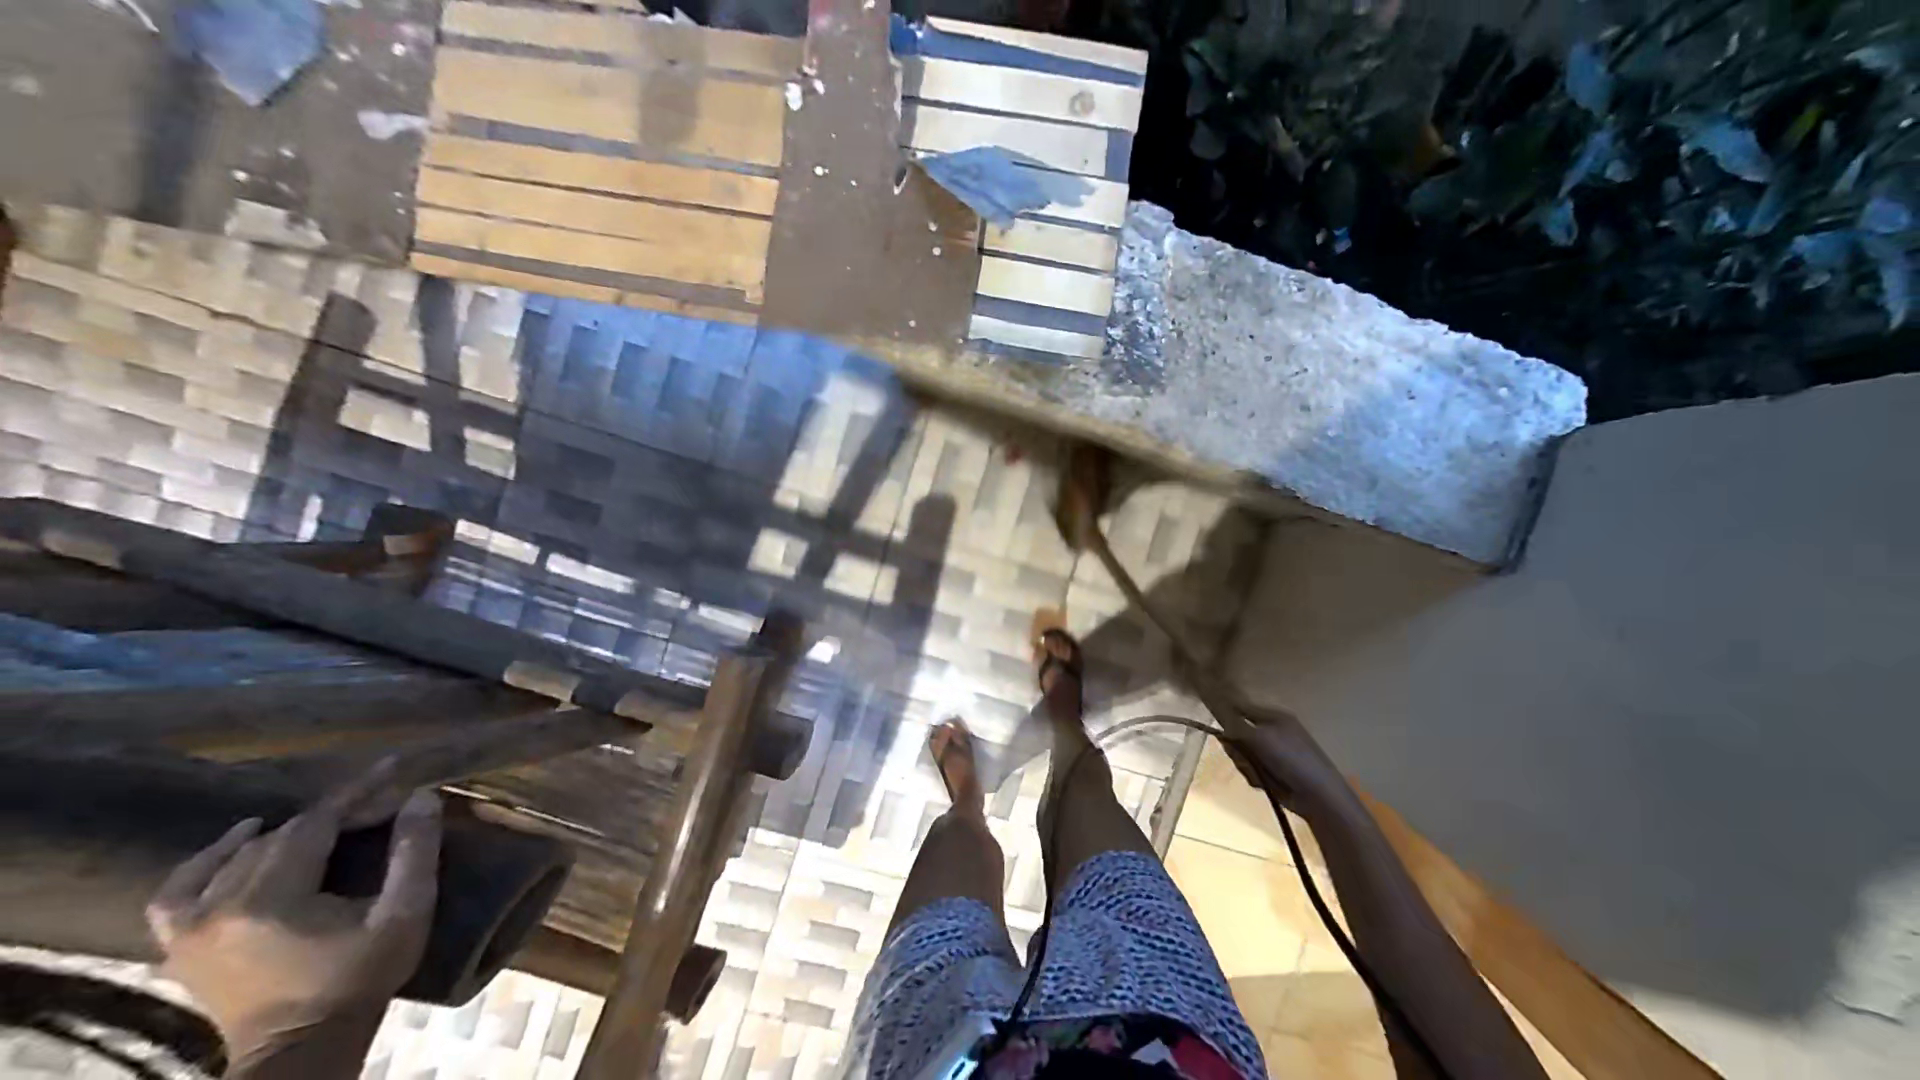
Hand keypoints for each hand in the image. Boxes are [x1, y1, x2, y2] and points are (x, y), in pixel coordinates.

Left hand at [146, 764, 442, 1063]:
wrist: (300, 1050)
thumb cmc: (359, 978)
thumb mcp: (405, 912)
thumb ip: (414, 851)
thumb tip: (420, 796)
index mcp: (270, 899)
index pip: (315, 823)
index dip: (356, 794)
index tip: (392, 769)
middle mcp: (217, 907)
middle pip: (281, 836)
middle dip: (333, 814)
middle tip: (377, 805)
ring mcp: (187, 929)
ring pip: (239, 855)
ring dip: (288, 832)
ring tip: (327, 824)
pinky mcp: (179, 946)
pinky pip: (179, 889)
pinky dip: (210, 860)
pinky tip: (240, 840)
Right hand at [1224, 701, 1351, 815]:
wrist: (1318, 795)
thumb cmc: (1291, 758)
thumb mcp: (1260, 737)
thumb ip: (1235, 726)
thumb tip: (1217, 719)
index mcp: (1273, 716)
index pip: (1240, 706)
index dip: (1225, 712)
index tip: (1212, 721)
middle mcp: (1271, 731)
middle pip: (1237, 732)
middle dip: (1236, 747)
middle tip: (1241, 755)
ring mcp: (1272, 752)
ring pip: (1241, 753)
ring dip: (1244, 764)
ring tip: (1256, 773)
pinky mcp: (1271, 771)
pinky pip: (1250, 768)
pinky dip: (1253, 776)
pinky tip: (1263, 783)